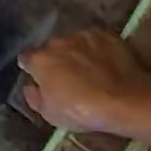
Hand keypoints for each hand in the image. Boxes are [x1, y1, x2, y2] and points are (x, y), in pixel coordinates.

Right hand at [18, 29, 150, 135]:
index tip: (39, 79)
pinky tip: (106, 65)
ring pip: (73, 43)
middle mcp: (58, 42)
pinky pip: (95, 42)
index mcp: (40, 60)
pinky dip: (97, 51)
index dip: (31, 69)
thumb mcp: (50, 114)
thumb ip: (34, 97)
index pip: (26, 58)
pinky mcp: (106, 35)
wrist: (125, 99)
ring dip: (76, 53)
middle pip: (50, 48)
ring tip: (89, 72)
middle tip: (66, 78)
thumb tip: (31, 87)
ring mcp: (83, 36)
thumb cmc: (81, 111)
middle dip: (55, 60)